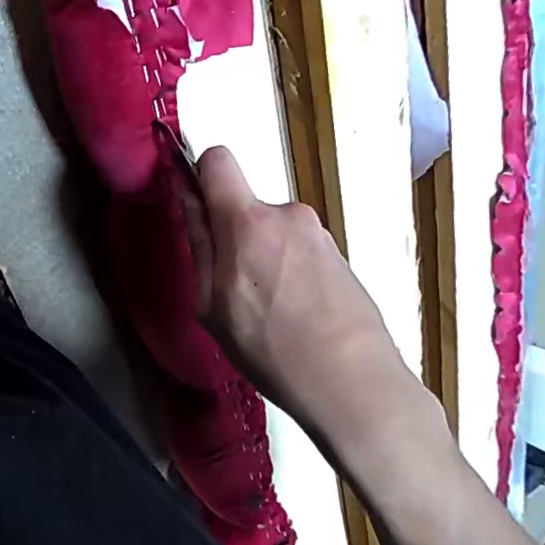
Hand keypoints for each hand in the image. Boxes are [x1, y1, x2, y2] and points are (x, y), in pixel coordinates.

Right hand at [179, 145, 412, 438]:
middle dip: (233, 235)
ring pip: (272, 230)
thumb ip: (199, 242)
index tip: (199, 212)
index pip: (217, 158)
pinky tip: (298, 314)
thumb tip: (188, 196)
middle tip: (236, 291)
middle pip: (244, 206)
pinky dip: (289, 271)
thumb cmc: (269, 349)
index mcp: (247, 221)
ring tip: (272, 311)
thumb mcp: (212, 304)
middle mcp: (287, 213)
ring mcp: (318, 233)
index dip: (200, 176)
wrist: (356, 385)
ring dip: (263, 257)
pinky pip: (297, 249)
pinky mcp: (340, 254)